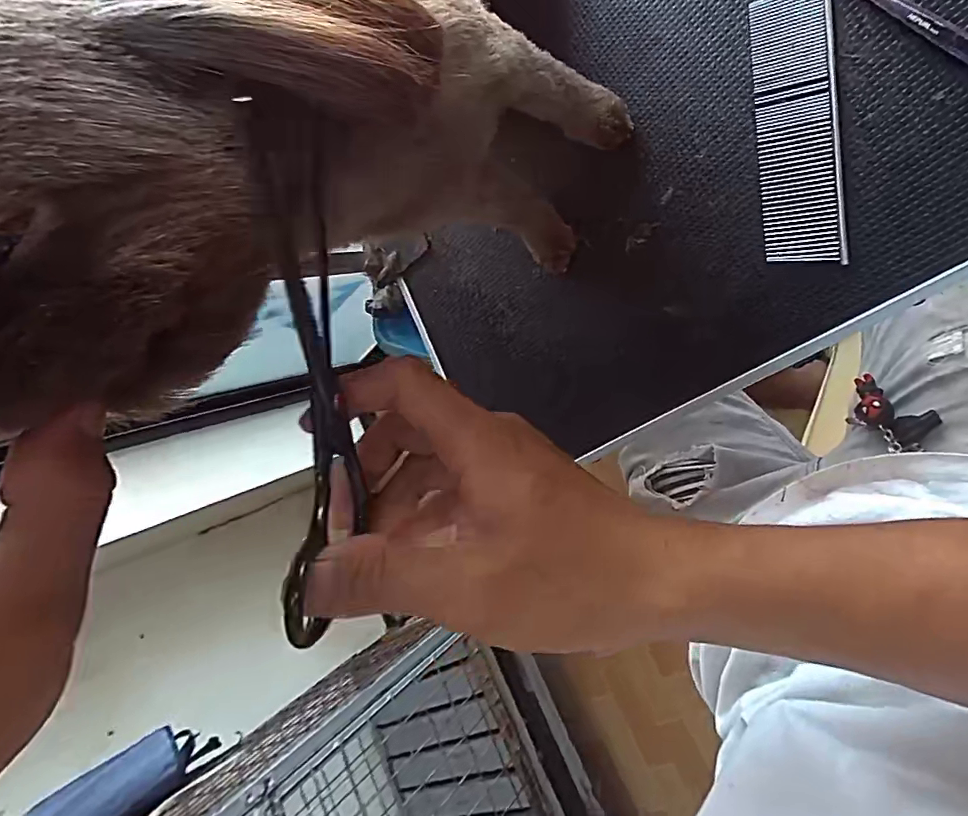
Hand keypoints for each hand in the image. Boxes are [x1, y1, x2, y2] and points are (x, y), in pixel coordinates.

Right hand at [307, 357, 695, 651]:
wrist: (651, 582)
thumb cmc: (574, 575)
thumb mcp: (465, 584)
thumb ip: (383, 576)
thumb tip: (316, 576)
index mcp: (478, 441)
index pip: (407, 384)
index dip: (356, 392)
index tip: (316, 426)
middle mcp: (491, 441)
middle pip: (410, 429)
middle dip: (367, 471)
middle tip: (344, 526)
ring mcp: (507, 466)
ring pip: (431, 466)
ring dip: (395, 504)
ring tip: (374, 560)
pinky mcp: (518, 493)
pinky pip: (456, 491)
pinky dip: (426, 520)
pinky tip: (416, 565)